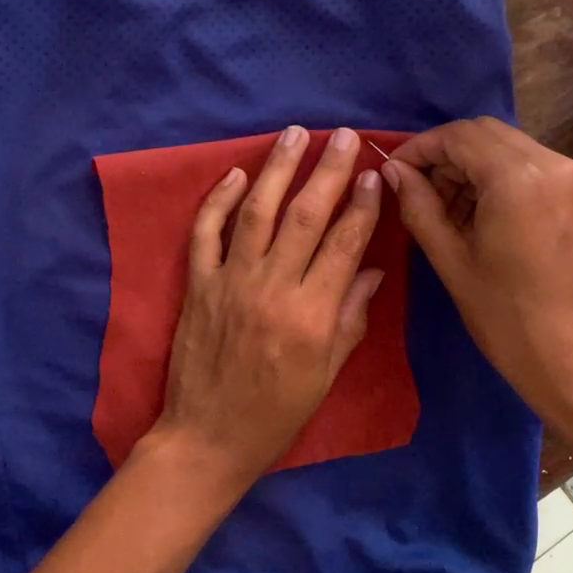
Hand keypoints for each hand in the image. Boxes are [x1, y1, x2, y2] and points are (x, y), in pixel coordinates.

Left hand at [151, 125, 386, 489]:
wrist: (207, 438)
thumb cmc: (277, 413)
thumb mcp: (327, 374)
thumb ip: (351, 317)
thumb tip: (371, 267)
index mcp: (312, 315)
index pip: (344, 244)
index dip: (362, 205)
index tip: (374, 173)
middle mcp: (272, 288)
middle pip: (305, 216)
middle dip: (328, 171)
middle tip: (343, 136)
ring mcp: (230, 281)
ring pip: (257, 211)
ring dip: (278, 168)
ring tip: (295, 134)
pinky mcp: (198, 283)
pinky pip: (206, 232)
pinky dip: (218, 199)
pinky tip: (236, 172)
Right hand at [383, 118, 572, 434]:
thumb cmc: (507, 318)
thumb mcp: (451, 260)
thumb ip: (418, 205)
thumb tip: (392, 170)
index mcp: (519, 178)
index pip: (458, 136)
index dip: (419, 148)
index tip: (392, 171)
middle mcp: (551, 164)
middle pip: (483, 133)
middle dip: (444, 154)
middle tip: (415, 189)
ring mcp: (571, 178)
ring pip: (505, 147)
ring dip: (469, 165)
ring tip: (442, 208)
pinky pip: (526, 166)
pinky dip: (494, 177)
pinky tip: (475, 213)